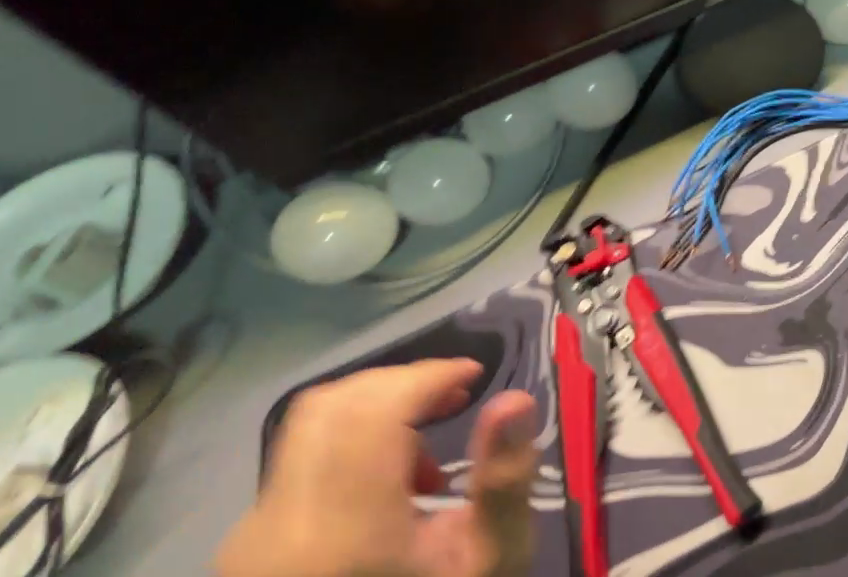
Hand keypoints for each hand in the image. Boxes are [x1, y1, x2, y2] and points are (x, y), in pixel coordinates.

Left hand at [217, 360, 537, 576]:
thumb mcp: (492, 558)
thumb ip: (504, 479)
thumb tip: (514, 398)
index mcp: (346, 532)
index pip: (372, 413)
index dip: (426, 376)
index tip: (474, 376)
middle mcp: (281, 526)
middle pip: (330, 407)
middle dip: (401, 384)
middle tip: (455, 397)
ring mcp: (251, 537)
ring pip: (308, 429)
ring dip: (376, 412)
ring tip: (427, 454)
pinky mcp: (245, 544)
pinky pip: (297, 462)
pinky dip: (350, 445)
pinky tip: (389, 487)